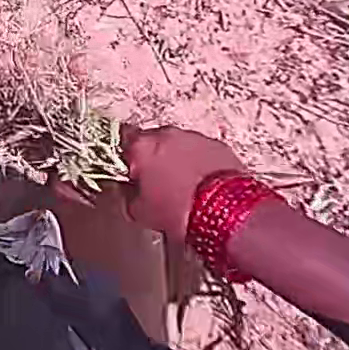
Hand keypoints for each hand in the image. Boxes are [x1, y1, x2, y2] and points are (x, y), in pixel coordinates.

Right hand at [119, 125, 244, 243]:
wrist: (227, 214)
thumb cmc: (182, 211)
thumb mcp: (140, 212)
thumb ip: (127, 196)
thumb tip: (128, 193)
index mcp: (141, 147)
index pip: (122, 141)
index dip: (125, 159)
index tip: (128, 172)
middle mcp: (166, 135)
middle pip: (152, 142)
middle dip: (153, 160)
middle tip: (156, 184)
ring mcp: (194, 138)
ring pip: (178, 146)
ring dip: (177, 161)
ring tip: (182, 189)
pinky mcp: (218, 146)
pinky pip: (202, 152)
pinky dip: (200, 165)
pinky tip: (202, 187)